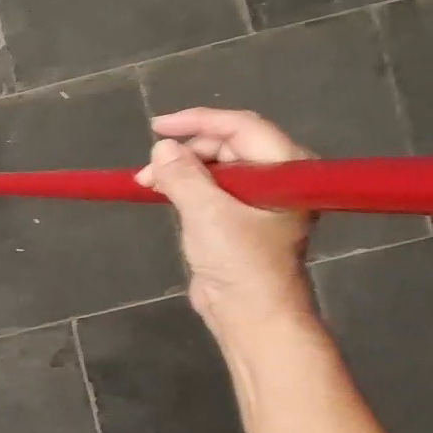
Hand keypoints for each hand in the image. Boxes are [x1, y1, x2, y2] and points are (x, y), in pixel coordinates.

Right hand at [136, 108, 317, 336]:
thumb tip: (162, 149)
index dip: (198, 121)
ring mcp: (261, 199)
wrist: (250, 311)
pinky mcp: (242, 219)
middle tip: (146, 169)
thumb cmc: (238, 261)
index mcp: (286, 168)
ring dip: (181, 170)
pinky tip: (164, 193)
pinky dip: (187, 186)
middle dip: (186, 151)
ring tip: (147, 183)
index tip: (157, 126)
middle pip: (230, 145)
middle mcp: (279, 177)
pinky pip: (213, 189)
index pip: (241, 128)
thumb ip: (183, 177)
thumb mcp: (206, 214)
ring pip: (218, 167)